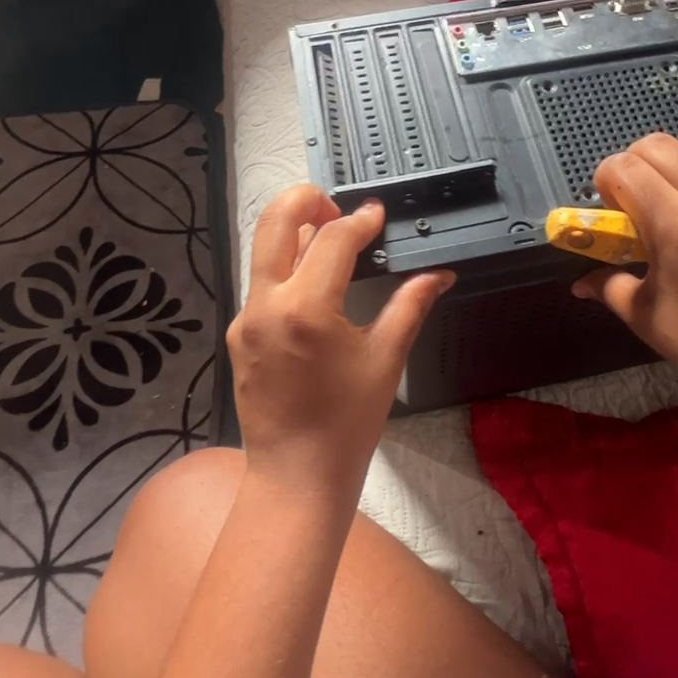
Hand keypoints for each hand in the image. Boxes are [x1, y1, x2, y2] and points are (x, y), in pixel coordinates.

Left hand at [230, 185, 454, 497]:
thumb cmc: (348, 423)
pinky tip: (315, 285)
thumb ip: (411, 305)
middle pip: (274, 222)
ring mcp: (245, 319)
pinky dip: (287, 269)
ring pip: (264, 251)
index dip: (360, 220)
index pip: (332, 240)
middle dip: (305, 199)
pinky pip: (262, 284)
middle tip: (337, 207)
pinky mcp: (238, 335)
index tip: (379, 215)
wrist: (296, 477)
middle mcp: (266, 305)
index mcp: (305, 310)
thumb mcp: (386, 359)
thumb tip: (439, 273)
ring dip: (295, 233)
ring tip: (331, 240)